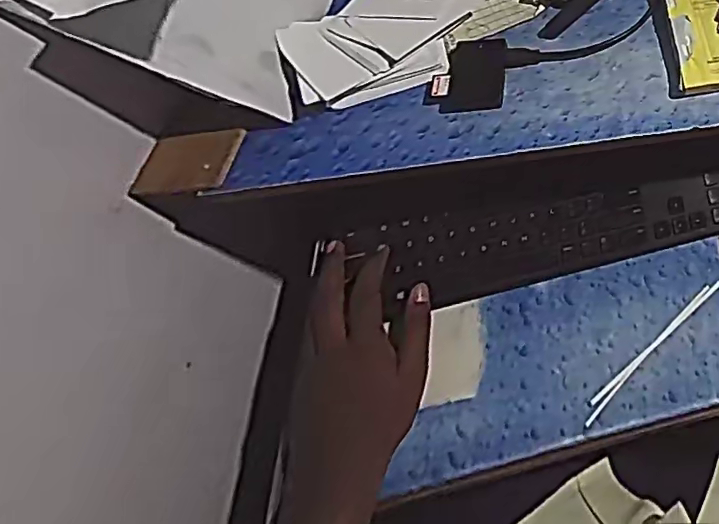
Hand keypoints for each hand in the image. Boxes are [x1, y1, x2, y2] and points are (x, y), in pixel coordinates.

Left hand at [281, 244, 431, 523]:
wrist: (336, 472)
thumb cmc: (378, 429)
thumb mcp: (412, 377)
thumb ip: (415, 329)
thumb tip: (418, 293)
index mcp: (363, 344)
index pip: (367, 292)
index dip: (374, 267)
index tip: (381, 252)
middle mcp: (333, 348)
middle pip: (329, 294)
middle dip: (334, 265)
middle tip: (338, 245)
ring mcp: (312, 362)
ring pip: (312, 312)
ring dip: (321, 285)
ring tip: (329, 268)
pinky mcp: (300, 378)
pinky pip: (306, 332)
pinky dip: (314, 311)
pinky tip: (321, 312)